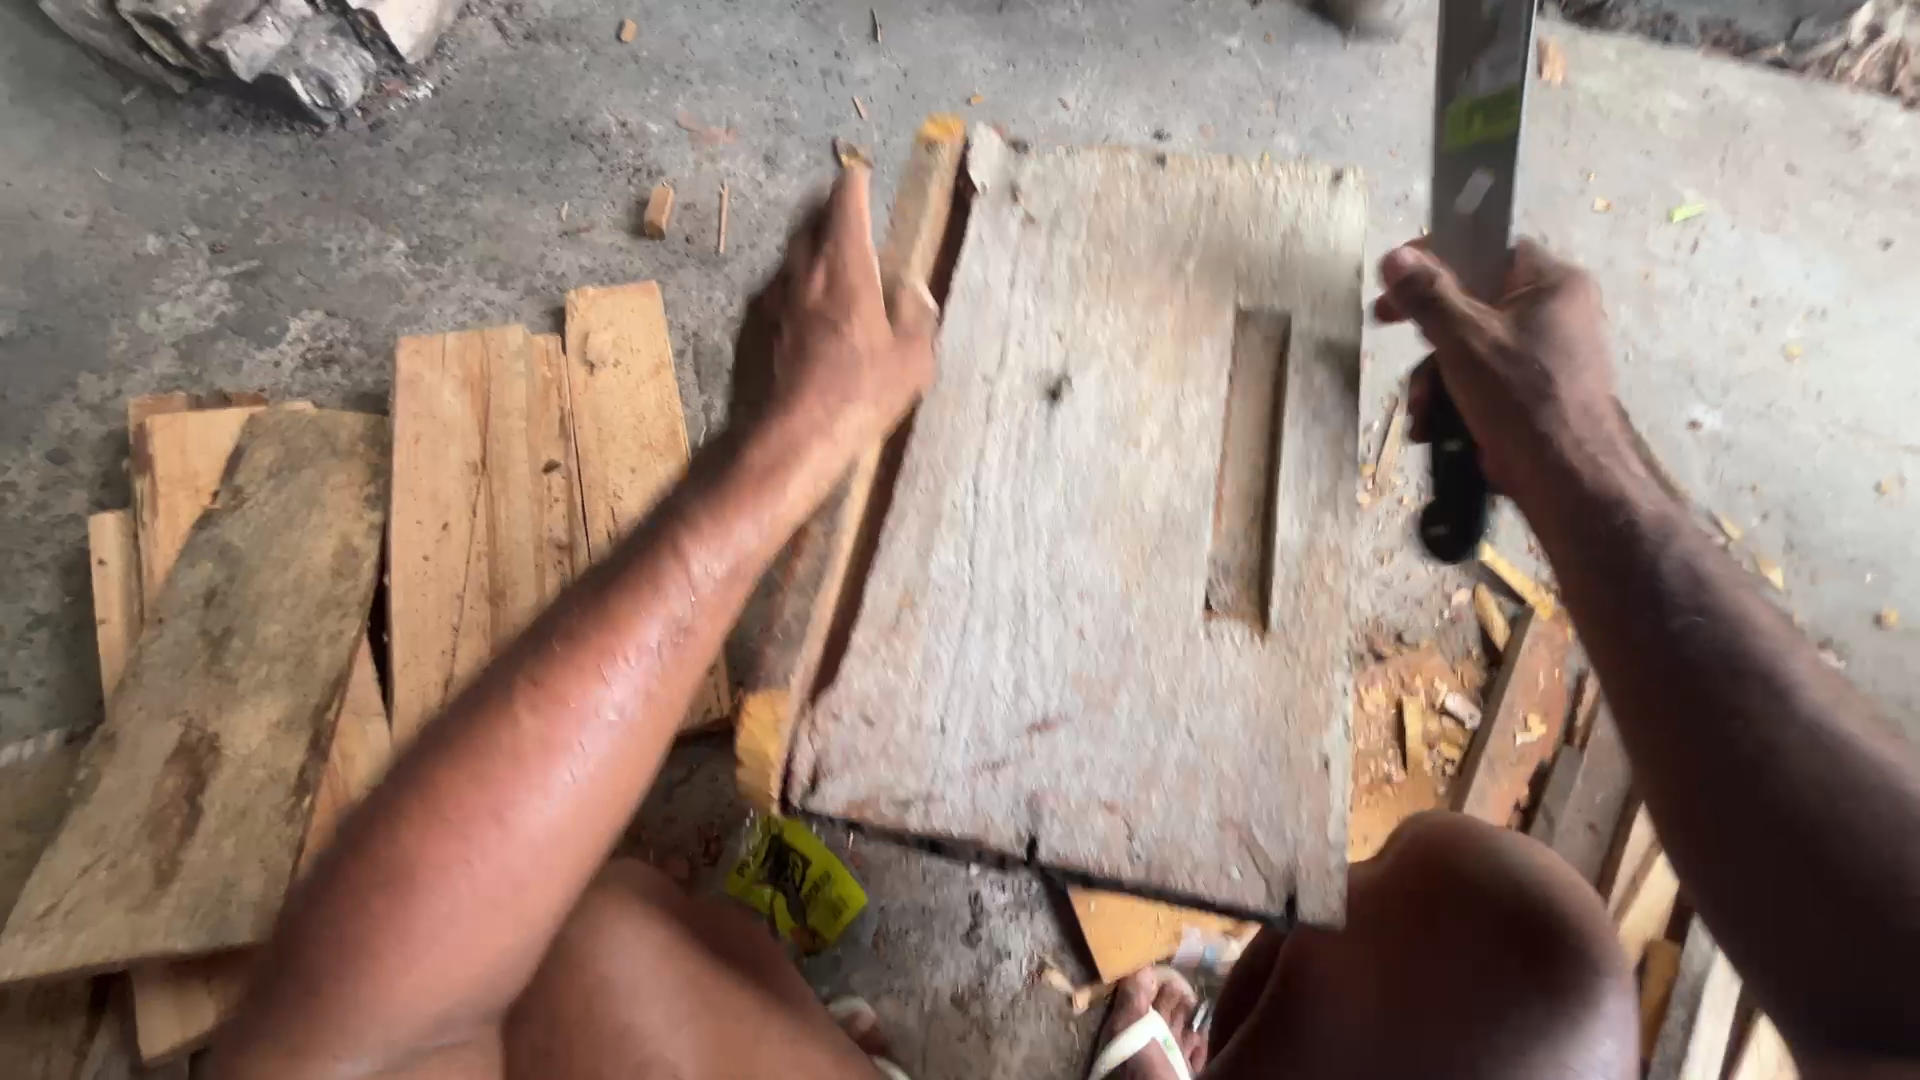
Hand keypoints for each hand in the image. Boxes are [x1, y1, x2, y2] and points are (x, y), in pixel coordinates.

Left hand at [754, 166, 938, 446]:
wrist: (802, 431)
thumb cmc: (864, 390)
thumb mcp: (913, 358)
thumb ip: (918, 316)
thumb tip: (916, 292)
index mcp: (847, 267)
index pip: (846, 203)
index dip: (855, 184)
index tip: (861, 175)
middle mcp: (807, 272)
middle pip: (812, 220)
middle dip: (830, 209)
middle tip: (849, 213)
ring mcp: (780, 297)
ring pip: (794, 253)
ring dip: (812, 244)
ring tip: (832, 255)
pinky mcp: (765, 325)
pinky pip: (783, 286)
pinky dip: (799, 281)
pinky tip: (812, 303)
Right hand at [1373, 239, 1629, 507]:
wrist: (1561, 469)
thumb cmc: (1518, 394)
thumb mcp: (1463, 338)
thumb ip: (1428, 296)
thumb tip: (1394, 256)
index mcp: (1551, 284)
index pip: (1489, 249)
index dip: (1438, 258)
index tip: (1397, 278)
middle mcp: (1552, 312)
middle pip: (1470, 302)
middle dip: (1425, 331)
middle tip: (1386, 325)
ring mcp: (1540, 354)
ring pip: (1465, 346)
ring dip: (1430, 376)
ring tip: (1421, 407)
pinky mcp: (1525, 390)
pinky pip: (1475, 378)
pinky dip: (1448, 397)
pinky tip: (1432, 422)